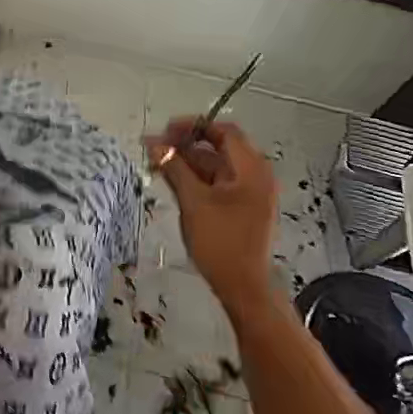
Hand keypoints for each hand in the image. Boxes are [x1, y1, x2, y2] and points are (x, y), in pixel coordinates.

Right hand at [146, 118, 277, 311]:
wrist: (243, 287)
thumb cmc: (220, 241)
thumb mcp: (193, 202)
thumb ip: (175, 168)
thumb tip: (155, 144)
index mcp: (252, 168)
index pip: (223, 131)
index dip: (193, 127)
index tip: (165, 131)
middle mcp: (257, 174)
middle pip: (220, 148)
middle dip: (187, 146)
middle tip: (156, 149)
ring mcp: (253, 192)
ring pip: (219, 167)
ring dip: (190, 164)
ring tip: (159, 166)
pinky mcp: (246, 208)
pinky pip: (222, 184)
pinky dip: (200, 180)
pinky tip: (176, 184)